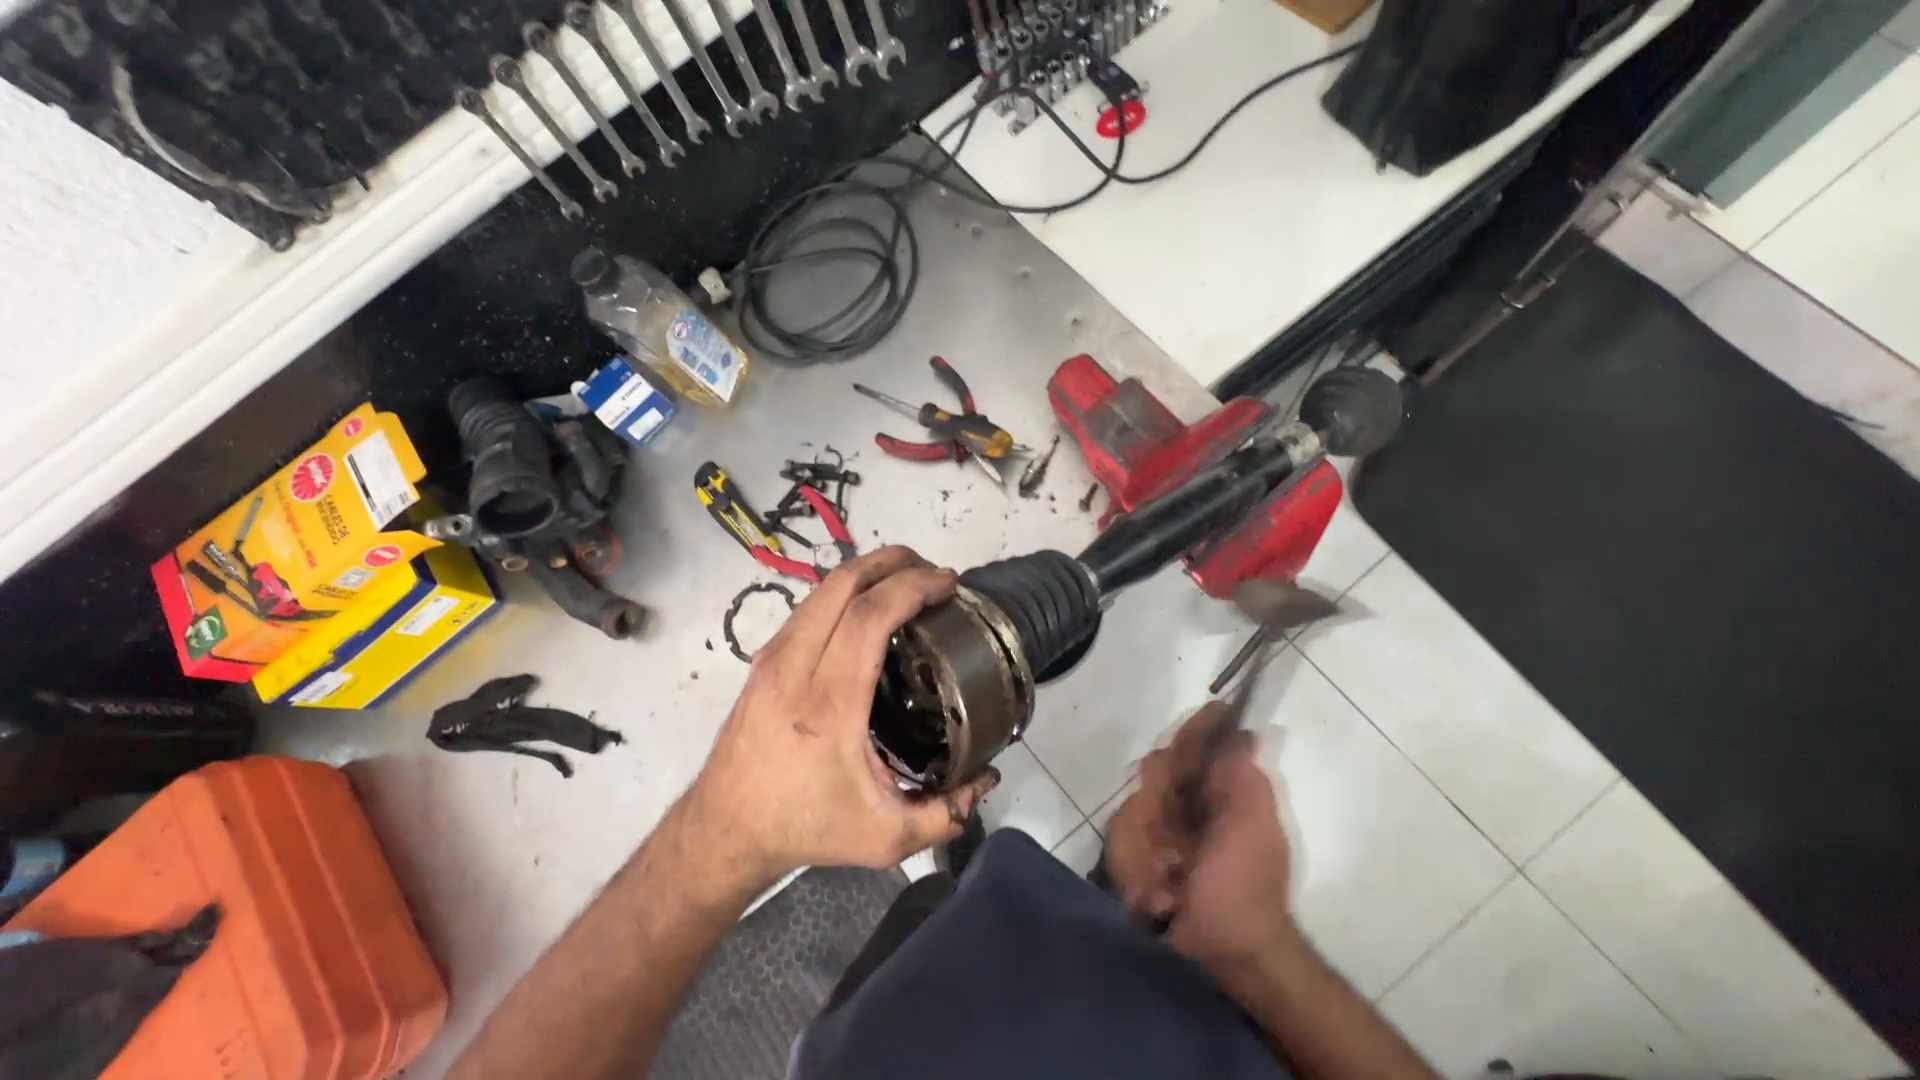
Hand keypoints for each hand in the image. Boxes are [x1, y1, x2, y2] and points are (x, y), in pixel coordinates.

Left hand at [683, 546, 1000, 885]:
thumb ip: (944, 814)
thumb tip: (986, 778)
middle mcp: (795, 666)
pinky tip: (871, 607)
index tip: (947, 583)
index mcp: (828, 703)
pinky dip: (846, 591)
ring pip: (822, 589)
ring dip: (869, 572)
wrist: (726, 827)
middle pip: (843, 583)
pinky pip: (810, 607)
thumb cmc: (806, 825)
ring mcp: (773, 657)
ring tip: (908, 581)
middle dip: (894, 562)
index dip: (912, 587)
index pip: (869, 615)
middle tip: (933, 571)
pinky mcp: (764, 659)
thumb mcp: (884, 837)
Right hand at [1105, 702, 1295, 978]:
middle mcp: (1187, 797)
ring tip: (1168, 890)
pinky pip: (1118, 842)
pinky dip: (1135, 873)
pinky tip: (1156, 898)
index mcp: (1221, 786)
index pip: (1195, 738)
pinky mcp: (1137, 851)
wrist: (1224, 950)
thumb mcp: (1257, 829)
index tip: (1183, 768)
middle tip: (1175, 853)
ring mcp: (1160, 825)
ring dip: (1147, 855)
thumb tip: (1242, 731)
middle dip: (1158, 814)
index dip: (1188, 738)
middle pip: (1153, 770)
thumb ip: (1245, 779)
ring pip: (1131, 808)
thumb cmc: (1247, 888)